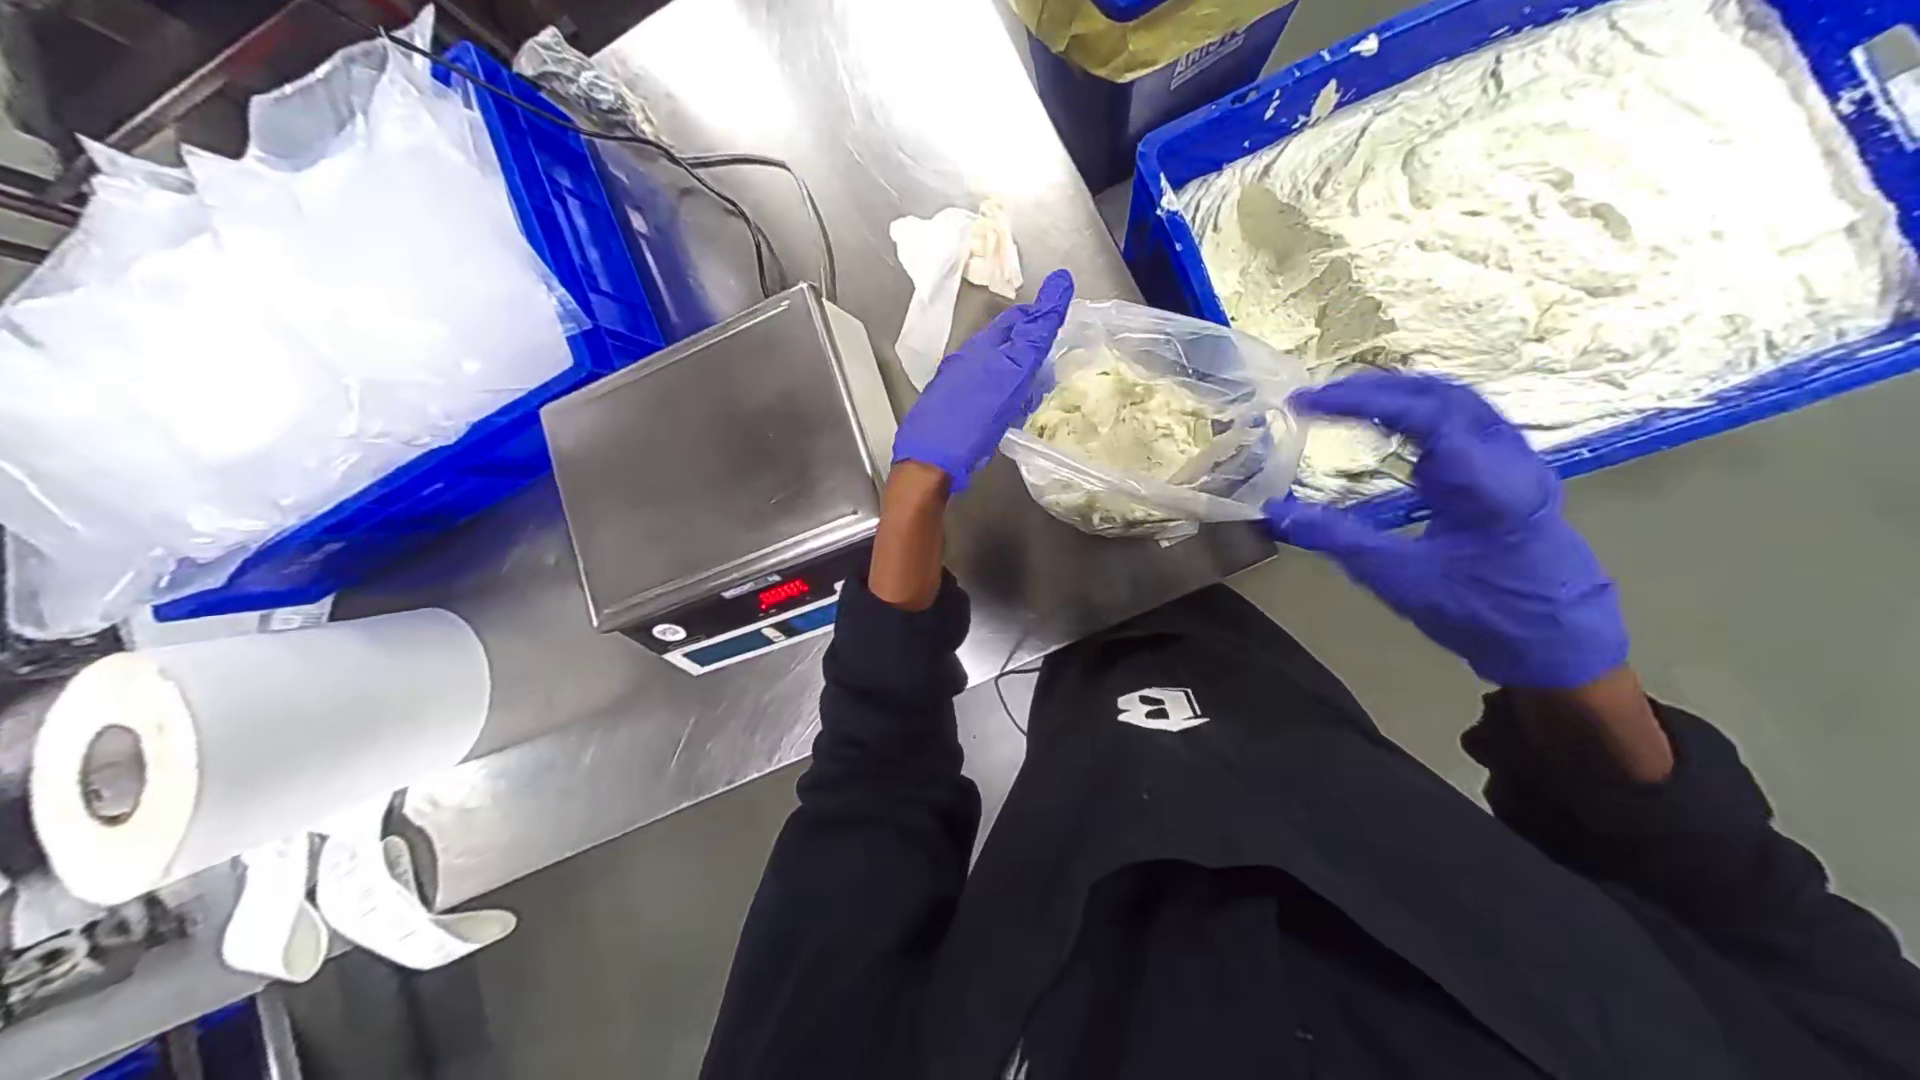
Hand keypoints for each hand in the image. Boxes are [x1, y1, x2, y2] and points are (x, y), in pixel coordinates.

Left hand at [891, 269, 1073, 492]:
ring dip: (1016, 360)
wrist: (931, 461)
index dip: (1040, 312)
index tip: (1061, 302)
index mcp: (982, 349)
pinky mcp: (953, 407)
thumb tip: (1057, 287)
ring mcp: (957, 384)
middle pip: (1002, 339)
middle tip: (1052, 338)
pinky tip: (1009, 398)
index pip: (1016, 321)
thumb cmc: (972, 421)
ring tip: (1036, 370)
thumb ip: (1033, 336)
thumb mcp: (1010, 375)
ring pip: (993, 362)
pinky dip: (1003, 383)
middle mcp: (967, 362)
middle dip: (1028, 334)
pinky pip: (985, 385)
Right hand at [1264, 372, 1627, 689]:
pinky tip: (1391, 427)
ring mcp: (1517, 462)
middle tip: (1321, 394)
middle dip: (1376, 387)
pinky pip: (1465, 423)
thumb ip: (1336, 539)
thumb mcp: (1399, 578)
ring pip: (1458, 403)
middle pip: (1442, 394)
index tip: (1309, 401)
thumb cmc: (1482, 612)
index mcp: (1486, 479)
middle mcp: (1509, 457)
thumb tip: (1275, 511)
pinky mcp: (1512, 474)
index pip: (1421, 411)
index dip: (1360, 399)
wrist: (1560, 645)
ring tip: (1348, 401)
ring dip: (1400, 395)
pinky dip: (1420, 413)